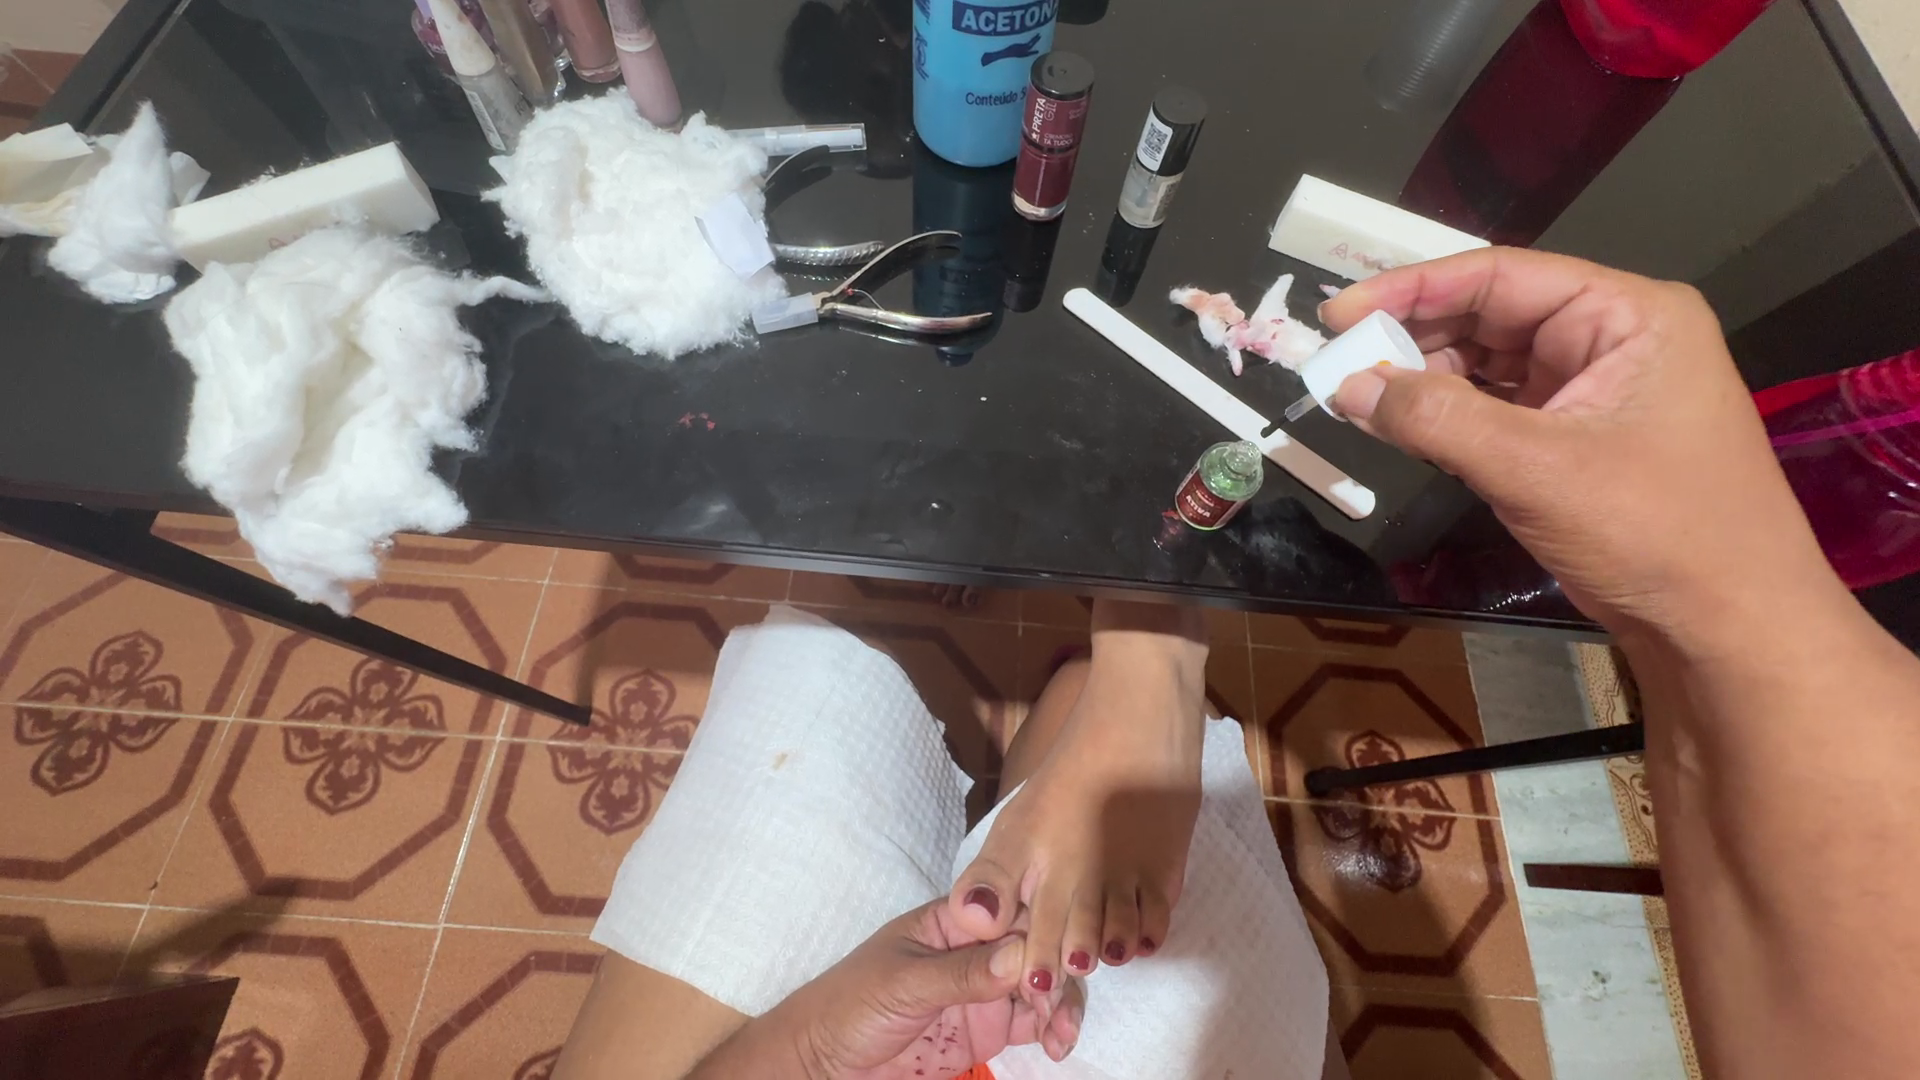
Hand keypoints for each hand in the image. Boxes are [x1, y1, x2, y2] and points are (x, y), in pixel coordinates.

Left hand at [778, 898, 1083, 1077]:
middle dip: (1055, 969)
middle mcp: (977, 947)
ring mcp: (985, 987)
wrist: (827, 1061)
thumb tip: (1019, 955)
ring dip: (1060, 1002)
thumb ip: (961, 971)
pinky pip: (1031, 1021)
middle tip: (1060, 1004)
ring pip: (1039, 982)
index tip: (1055, 959)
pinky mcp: (988, 1026)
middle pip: (1032, 945)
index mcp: (954, 919)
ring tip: (1062, 1033)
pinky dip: (1052, 1029)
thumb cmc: (852, 1003)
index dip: (1037, 930)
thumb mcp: (905, 983)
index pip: (1007, 911)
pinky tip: (1058, 1044)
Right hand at [1319, 248, 1836, 645]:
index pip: (1498, 277)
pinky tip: (1390, 423)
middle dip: (1406, 336)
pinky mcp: (1557, 436)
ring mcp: (1579, 390)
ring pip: (1476, 364)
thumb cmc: (1651, 528)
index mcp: (1622, 317)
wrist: (1718, 622)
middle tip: (1334, 359)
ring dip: (1414, 378)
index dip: (1410, 288)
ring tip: (1351, 393)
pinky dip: (1433, 415)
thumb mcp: (1533, 467)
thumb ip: (1434, 420)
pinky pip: (1480, 408)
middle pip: (1482, 317)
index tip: (1338, 315)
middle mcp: (1601, 340)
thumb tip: (1345, 387)